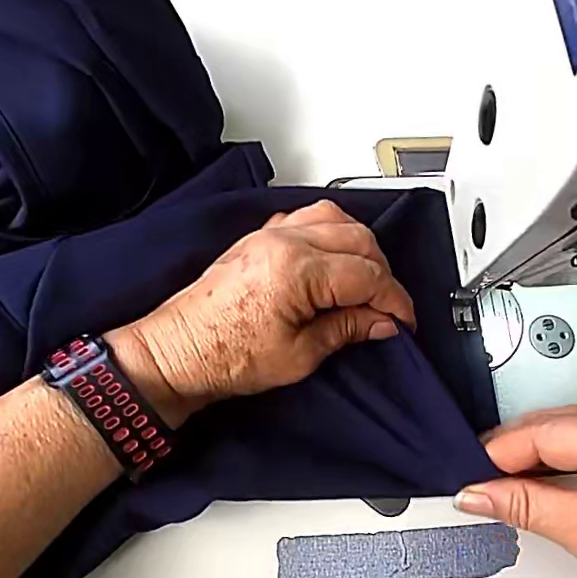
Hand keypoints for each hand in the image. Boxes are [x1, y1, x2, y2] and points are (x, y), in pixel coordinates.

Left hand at [107, 200, 415, 425]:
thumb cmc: (220, 358)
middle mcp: (283, 241)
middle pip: (359, 239)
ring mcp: (267, 235)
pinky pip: (305, 220)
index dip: (394, 300)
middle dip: (382, 274)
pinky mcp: (255, 240)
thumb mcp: (297, 357)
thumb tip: (379, 322)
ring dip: (359, 248)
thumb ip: (345, 331)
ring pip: (335, 220)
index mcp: (297, 269)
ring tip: (363, 285)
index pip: (368, 274)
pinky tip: (330, 262)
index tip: (402, 321)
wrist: (175, 354)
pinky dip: (328, 236)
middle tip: (385, 308)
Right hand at [452, 402, 576, 577]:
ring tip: (502, 490)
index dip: (495, 457)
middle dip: (508, 457)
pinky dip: (552, 462)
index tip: (465, 481)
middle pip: (548, 426)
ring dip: (528, 460)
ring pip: (559, 432)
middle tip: (476, 488)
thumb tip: (474, 492)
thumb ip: (524, 505)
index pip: (541, 433)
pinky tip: (534, 483)